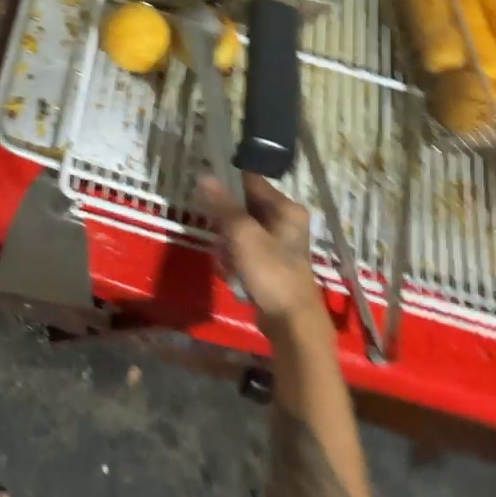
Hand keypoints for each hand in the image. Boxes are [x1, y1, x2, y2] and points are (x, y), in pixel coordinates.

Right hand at [197, 173, 320, 328]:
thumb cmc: (271, 272)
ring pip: (238, 231)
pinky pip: (244, 251)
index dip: (226, 181)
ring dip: (227, 246)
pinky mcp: (271, 263)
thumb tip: (204, 175)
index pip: (249, 181)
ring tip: (227, 262)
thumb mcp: (243, 235)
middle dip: (224, 225)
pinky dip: (234, 260)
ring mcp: (278, 243)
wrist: (292, 321)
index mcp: (285, 208)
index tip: (203, 188)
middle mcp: (284, 221)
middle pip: (241, 208)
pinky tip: (232, 274)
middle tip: (220, 239)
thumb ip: (223, 205)